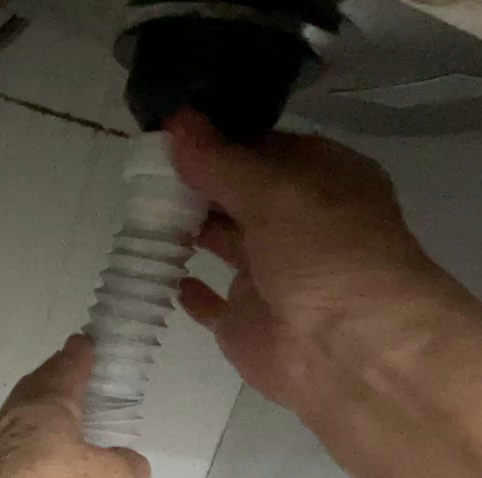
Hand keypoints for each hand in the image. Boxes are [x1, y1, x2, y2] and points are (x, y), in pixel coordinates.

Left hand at [0, 336, 149, 477]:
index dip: (80, 356)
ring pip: (23, 443)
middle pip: (34, 401)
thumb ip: (125, 466)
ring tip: (77, 447)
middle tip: (83, 390)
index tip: (87, 343)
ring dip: (47, 440)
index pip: (64, 369)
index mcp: (40, 411)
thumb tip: (117, 463)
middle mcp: (6, 433)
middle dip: (57, 391)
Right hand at [166, 111, 481, 418]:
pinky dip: (184, 288)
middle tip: (140, 173)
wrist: (345, 350)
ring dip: (184, 230)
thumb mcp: (274, 193)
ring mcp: (268, 274)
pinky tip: (154, 270)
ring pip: (219, 242)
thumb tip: (175, 123)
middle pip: (236, 194)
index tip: (167, 134)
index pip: (262, 147)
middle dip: (194, 184)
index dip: (217, 139)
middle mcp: (295, 223)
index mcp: (319, 180)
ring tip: (137, 213)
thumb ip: (220, 163)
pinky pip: (207, 299)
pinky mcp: (243, 319)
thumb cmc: (325, 256)